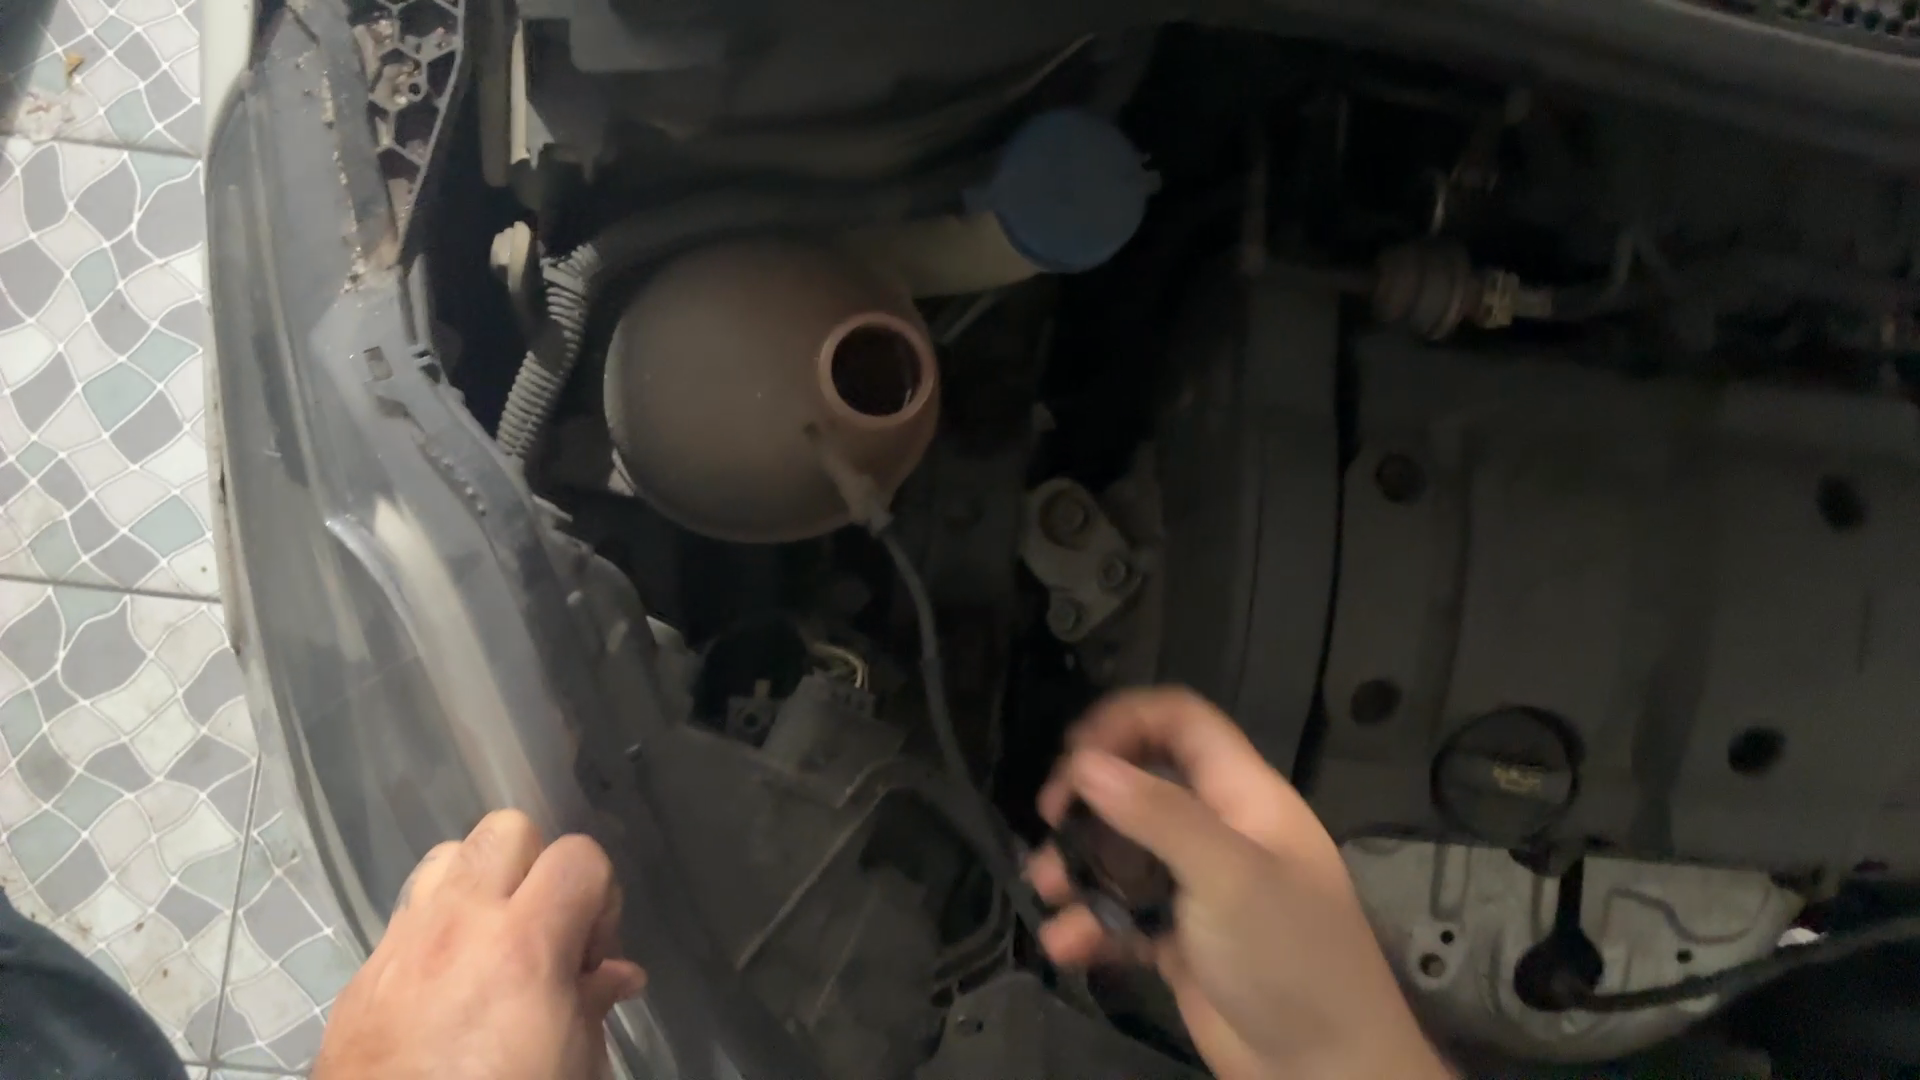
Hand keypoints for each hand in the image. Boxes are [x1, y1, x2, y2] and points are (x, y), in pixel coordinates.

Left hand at [313, 810, 647, 1079]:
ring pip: (447, 856)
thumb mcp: (576, 1062)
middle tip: (544, 927)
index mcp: (524, 944)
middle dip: (537, 867)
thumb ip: (596, 999)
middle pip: (507, 829)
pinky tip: (448, 984)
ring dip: (479, 884)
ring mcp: (400, 949)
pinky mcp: (359, 981)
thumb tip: (615, 976)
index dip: (600, 893)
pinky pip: (407, 916)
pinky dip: (437, 932)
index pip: (580, 854)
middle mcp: (458, 927)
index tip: (592, 952)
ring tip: (492, 939)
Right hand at [1028, 688, 1449, 1079]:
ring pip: (1123, 849)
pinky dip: (1092, 922)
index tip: (1076, 752)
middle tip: (1051, 815)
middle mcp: (1217, 829)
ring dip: (1079, 864)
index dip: (1128, 720)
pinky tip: (1067, 943)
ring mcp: (1195, 884)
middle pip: (1142, 781)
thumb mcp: (1228, 876)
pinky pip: (1122, 910)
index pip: (1182, 723)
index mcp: (1242, 796)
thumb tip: (1085, 763)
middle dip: (1091, 795)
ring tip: (1047, 887)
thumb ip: (1157, 814)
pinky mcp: (1176, 935)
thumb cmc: (1290, 958)